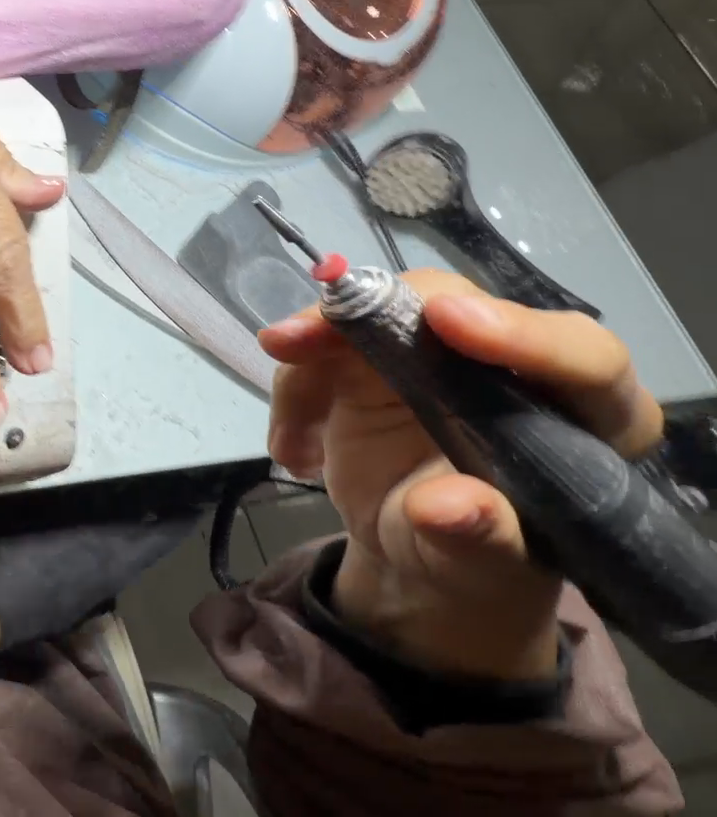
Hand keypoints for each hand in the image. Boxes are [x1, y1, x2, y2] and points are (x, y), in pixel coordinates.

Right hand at [259, 271, 662, 679]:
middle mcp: (507, 364)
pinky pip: (321, 345)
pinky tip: (293, 451)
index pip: (575, 353)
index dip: (518, 332)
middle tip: (293, 343)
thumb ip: (474, 537)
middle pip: (447, 303)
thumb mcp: (478, 567)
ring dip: (309, 353)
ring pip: (370, 312)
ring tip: (288, 441)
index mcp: (582, 413)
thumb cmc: (471, 562)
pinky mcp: (371, 358)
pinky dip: (292, 389)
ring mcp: (431, 355)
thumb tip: (443, 506)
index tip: (448, 320)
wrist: (416, 553)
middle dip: (369, 314)